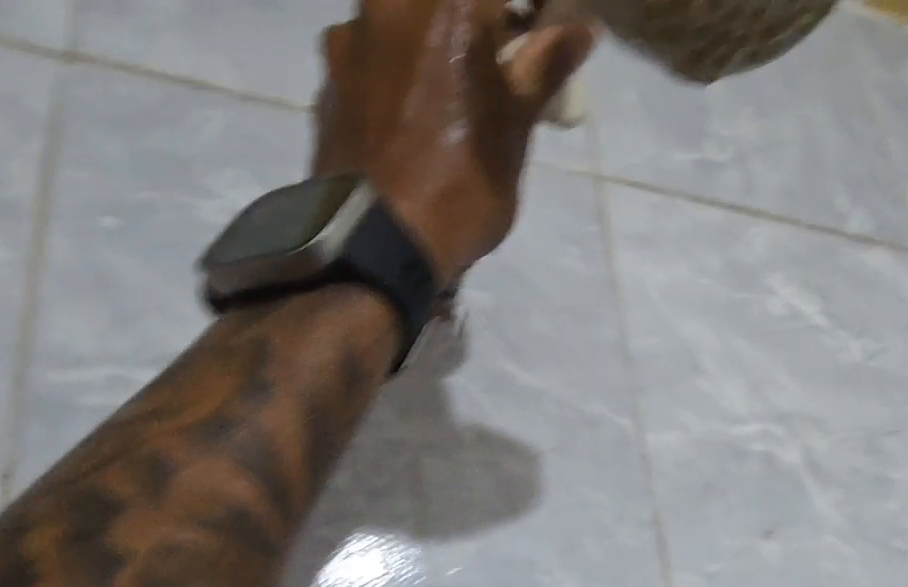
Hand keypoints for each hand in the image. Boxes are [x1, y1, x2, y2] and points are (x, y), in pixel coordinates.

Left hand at [312, 0, 595, 282]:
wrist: (377, 243)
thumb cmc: (462, 187)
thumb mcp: (514, 131)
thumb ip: (542, 68)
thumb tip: (581, 28)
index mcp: (452, 6)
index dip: (522, 11)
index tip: (533, 32)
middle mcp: (394, 3)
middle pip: (445, 4)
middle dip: (472, 25)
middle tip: (490, 63)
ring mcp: (352, 38)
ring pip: (400, 20)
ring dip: (425, 43)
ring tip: (441, 93)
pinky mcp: (326, 78)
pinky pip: (367, 55)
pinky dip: (389, 71)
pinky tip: (401, 114)